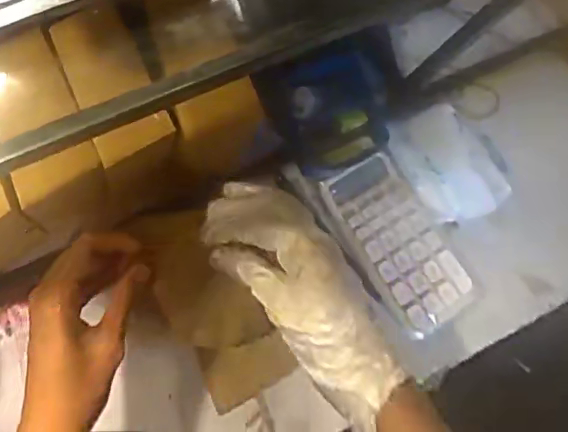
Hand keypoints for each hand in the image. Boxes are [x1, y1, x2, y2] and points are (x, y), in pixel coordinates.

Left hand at [19, 232, 151, 431]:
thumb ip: (123, 299)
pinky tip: (115, 281)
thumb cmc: (78, 387)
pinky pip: (70, 283)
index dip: (115, 242)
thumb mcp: (108, 343)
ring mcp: (43, 300)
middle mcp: (44, 288)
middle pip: (78, 252)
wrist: (50, 426)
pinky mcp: (47, 313)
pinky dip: (92, 279)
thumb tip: (142, 266)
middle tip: (140, 256)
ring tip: (133, 265)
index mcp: (55, 292)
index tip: (141, 248)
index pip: (85, 247)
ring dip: (102, 263)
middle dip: (110, 249)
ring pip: (74, 266)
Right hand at [204, 183, 406, 431]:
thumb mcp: (280, 306)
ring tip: (225, 200)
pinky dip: (267, 207)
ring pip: (280, 203)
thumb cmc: (320, 336)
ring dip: (251, 200)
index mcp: (300, 240)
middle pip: (267, 205)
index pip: (255, 219)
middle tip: (206, 218)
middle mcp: (310, 229)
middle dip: (234, 208)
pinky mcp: (320, 249)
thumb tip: (217, 252)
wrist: (365, 366)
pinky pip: (289, 214)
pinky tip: (255, 212)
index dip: (226, 224)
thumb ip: (249, 270)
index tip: (202, 235)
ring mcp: (318, 237)